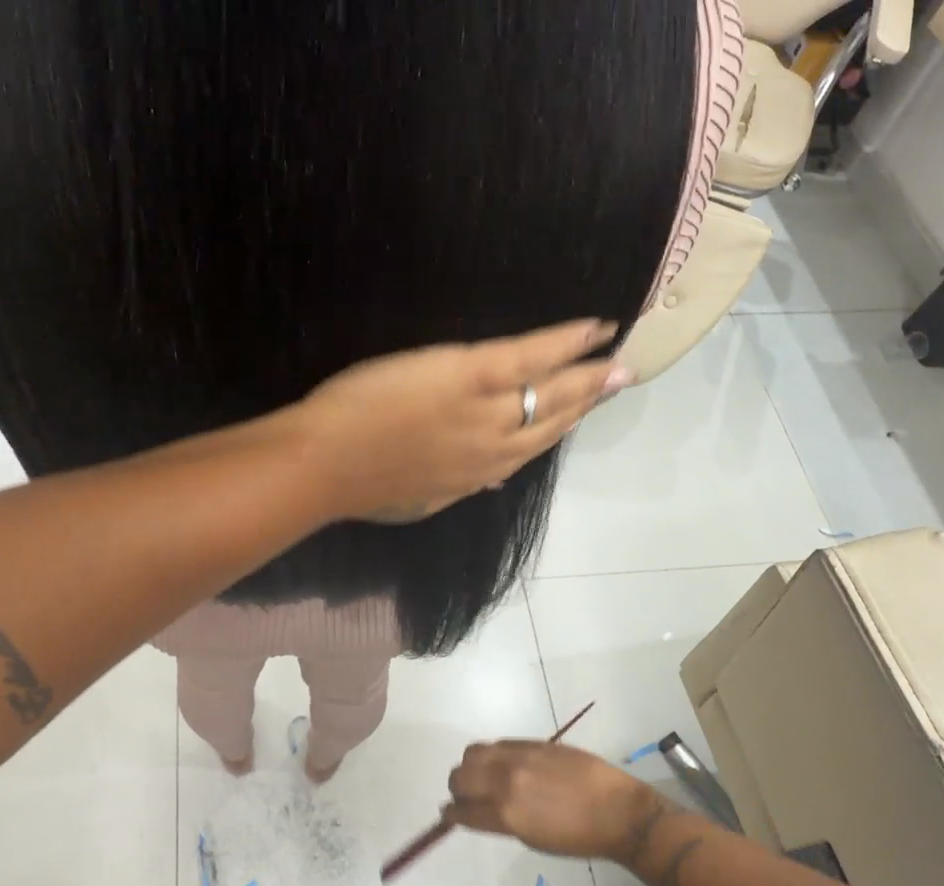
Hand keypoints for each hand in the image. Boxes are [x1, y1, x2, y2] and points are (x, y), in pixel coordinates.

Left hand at [294, 319, 630, 522]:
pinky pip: (531, 356)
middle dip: (589, 400)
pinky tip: (595, 326)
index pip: (532, 450)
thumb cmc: (357, 483)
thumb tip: (491, 479)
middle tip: (619, 379)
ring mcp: (487, 412)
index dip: (560, 429)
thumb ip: (457, 486)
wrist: (324, 465)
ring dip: (589, 372)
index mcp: (476, 477)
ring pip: (553, 391)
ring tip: (615, 355)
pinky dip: (567, 341)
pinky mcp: (471, 376)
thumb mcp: (418, 501)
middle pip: (554, 421)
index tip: (579, 416)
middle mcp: (495, 450)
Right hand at [441, 741, 655, 859]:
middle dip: (457, 788)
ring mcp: (519, 758)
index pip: (461, 810)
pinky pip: (499, 744)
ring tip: (483, 775)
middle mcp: (505, 782)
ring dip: (470, 766)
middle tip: (467, 795)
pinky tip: (507, 766)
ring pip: (473, 753)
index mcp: (505, 814)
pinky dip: (494, 756)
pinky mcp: (533, 743)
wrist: (618, 812)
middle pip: (459, 776)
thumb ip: (500, 820)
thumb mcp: (532, 838)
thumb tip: (481, 809)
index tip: (451, 814)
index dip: (451, 813)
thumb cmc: (578, 838)